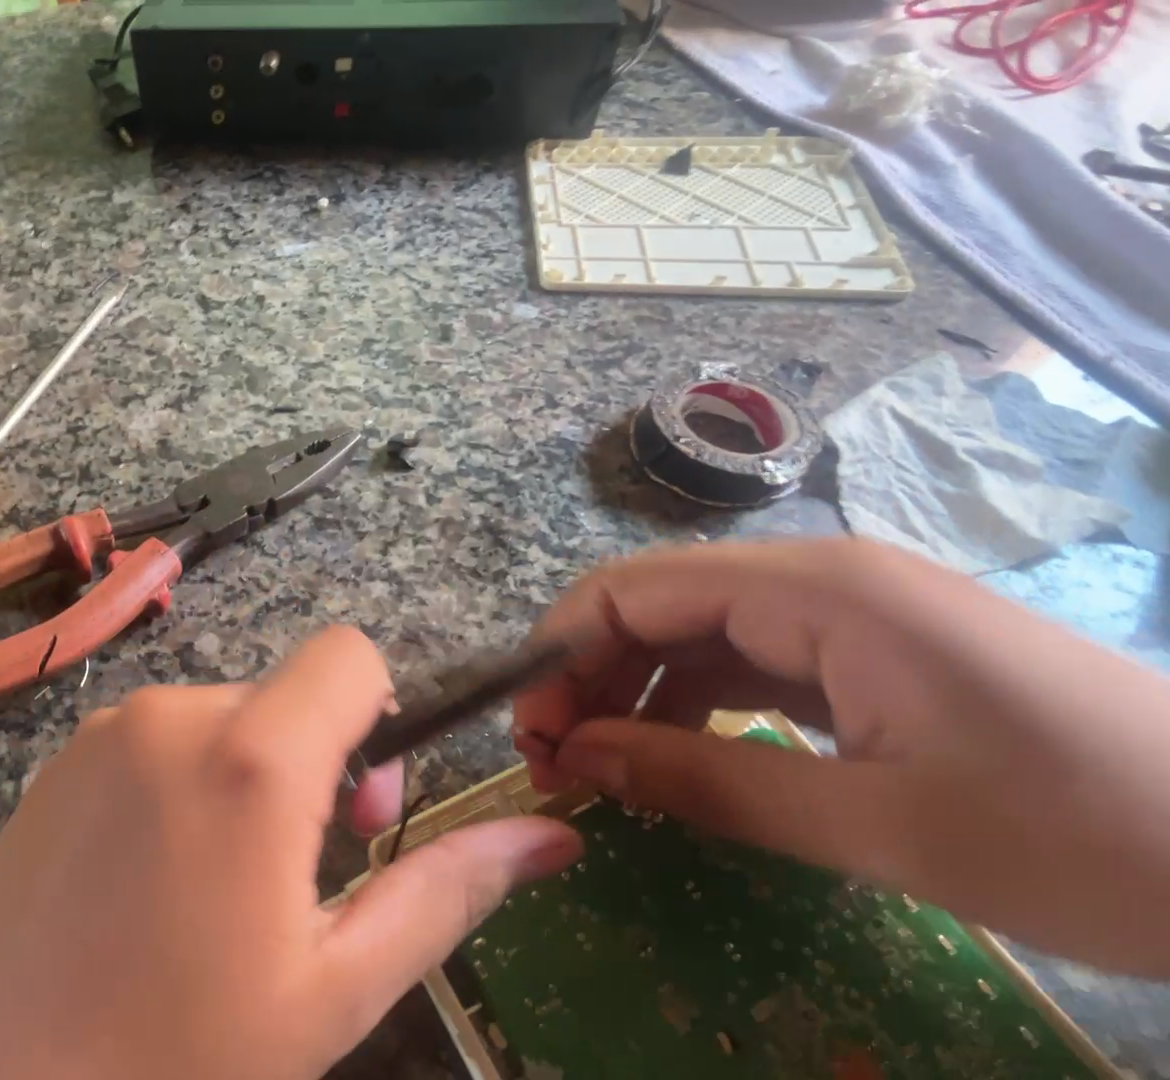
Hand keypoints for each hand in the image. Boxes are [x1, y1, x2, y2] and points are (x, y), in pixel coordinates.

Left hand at [0, 627, 581, 1079]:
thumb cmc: (179, 1057)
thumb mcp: (335, 989)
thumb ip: (446, 890)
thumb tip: (552, 835)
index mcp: (248, 755)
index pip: (348, 653)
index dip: (378, 717)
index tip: (362, 813)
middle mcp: (167, 714)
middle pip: (282, 694)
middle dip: (314, 763)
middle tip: (293, 880)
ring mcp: (99, 734)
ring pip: (217, 718)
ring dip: (244, 779)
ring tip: (215, 895)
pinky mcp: (52, 764)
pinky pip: (150, 744)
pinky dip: (179, 787)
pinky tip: (148, 886)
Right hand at [515, 537, 1169, 975]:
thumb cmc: (1096, 838)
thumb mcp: (880, 828)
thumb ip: (707, 784)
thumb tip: (577, 761)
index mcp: (818, 590)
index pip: (633, 590)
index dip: (561, 655)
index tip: (529, 735)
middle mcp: (820, 581)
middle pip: (654, 607)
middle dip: (587, 678)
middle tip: (554, 766)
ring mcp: (848, 618)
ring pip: (694, 637)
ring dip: (633, 697)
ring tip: (600, 772)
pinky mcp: (869, 659)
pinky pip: (746, 668)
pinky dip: (692, 709)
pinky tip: (674, 761)